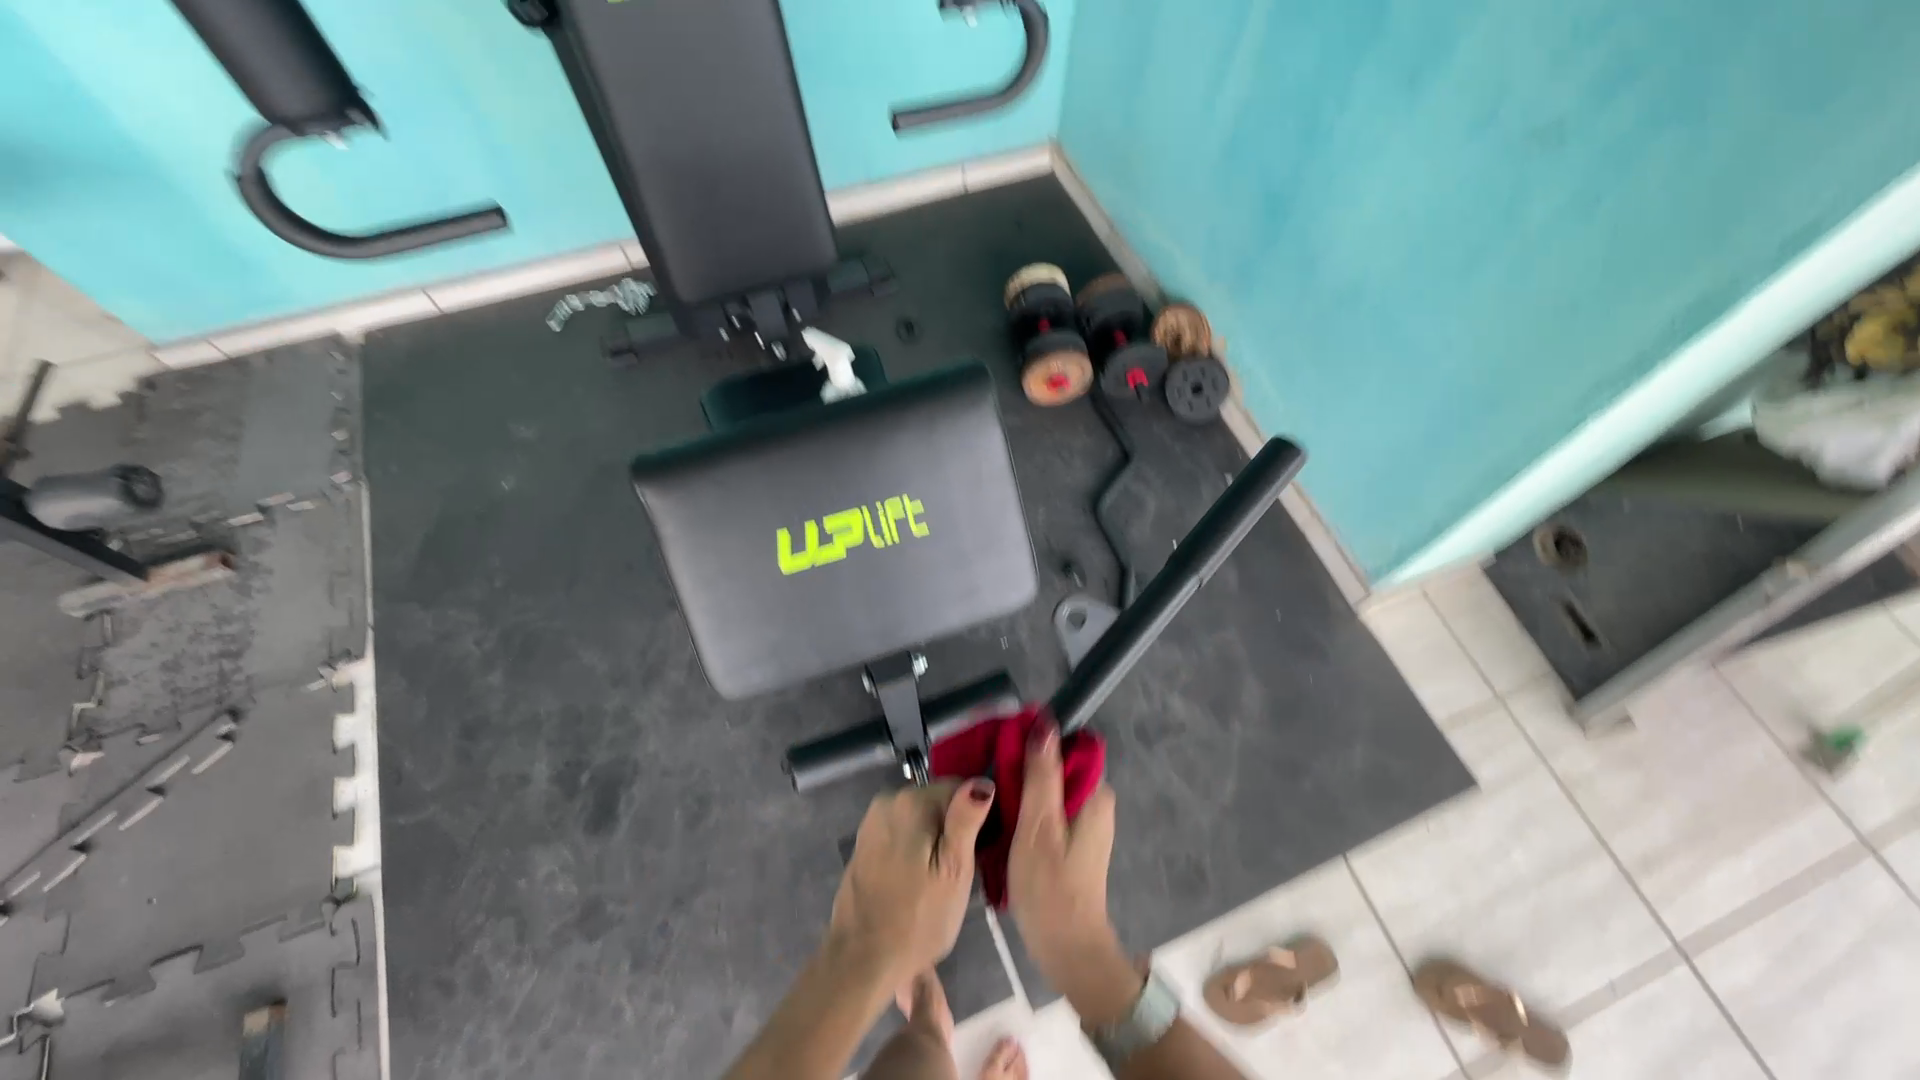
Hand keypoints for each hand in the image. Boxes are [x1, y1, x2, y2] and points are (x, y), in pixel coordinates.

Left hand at [827, 780, 994, 982]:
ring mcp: (871, 822)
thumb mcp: (955, 870)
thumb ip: (966, 819)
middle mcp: (887, 800)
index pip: (960, 787)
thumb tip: (982, 781)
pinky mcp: (864, 844)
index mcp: (911, 801)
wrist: (862, 958)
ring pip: (920, 818)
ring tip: (939, 881)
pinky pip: (902, 833)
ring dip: (934, 840)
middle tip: (960, 872)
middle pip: (938, 801)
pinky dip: (915, 849)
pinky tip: (917, 881)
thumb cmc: (919, 918)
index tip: (980, 851)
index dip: (977, 816)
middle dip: (953, 829)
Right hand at [1007, 719, 1122, 990]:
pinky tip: (1000, 823)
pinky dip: (1025, 813)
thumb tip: (1045, 724)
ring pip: (1047, 792)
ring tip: (988, 799)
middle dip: (1023, 769)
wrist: (1065, 948)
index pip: (1065, 748)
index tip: (1001, 751)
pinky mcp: (1070, 844)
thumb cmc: (1050, 886)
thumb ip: (1042, 774)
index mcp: (1094, 794)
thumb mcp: (1039, 825)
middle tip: (986, 777)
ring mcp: (1084, 825)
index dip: (1033, 744)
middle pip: (1055, 768)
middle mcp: (1094, 804)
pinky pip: (1046, 813)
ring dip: (1020, 792)